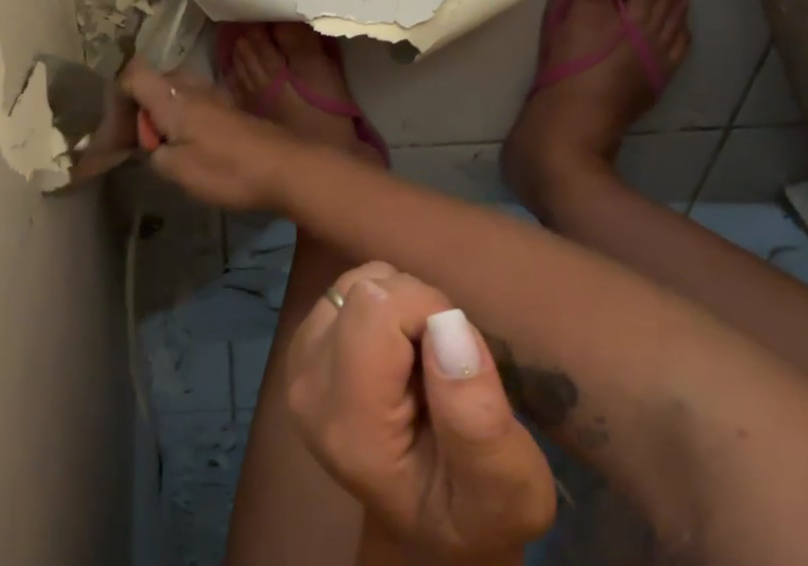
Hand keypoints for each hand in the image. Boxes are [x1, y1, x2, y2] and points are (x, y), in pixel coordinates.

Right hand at [118, 57, 303, 210]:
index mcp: (171, 97)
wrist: (287, 169)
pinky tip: (190, 149)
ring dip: (164, 117)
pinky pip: (195, 107)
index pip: (133, 74)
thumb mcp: (176, 169)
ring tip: (163, 149)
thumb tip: (153, 146)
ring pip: (176, 95)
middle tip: (138, 144)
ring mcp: (215, 97)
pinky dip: (184, 123)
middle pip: (154, 84)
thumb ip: (154, 153)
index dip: (118, 95)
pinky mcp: (231, 111)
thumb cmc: (226, 168)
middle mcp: (191, 88)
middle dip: (140, 109)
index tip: (117, 127)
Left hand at [286, 262, 555, 563]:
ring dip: (403, 307)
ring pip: (356, 283)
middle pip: (363, 291)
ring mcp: (301, 362)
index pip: (375, 309)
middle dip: (419, 308)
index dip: (431, 313)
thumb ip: (477, 420)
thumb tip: (449, 328)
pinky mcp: (308, 345)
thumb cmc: (475, 511)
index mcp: (348, 422)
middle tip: (447, 364)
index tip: (462, 361)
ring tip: (426, 361)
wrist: (430, 524)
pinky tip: (404, 352)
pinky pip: (350, 292)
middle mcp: (309, 385)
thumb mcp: (506, 490)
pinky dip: (387, 308)